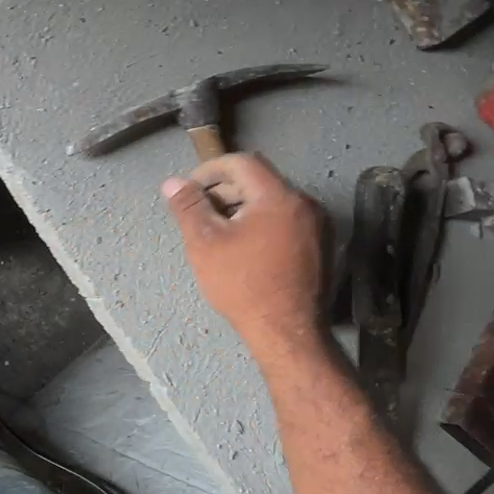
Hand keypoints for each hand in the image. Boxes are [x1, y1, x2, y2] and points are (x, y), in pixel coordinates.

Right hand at [161, 153, 325, 350]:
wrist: (286, 330)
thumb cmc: (242, 283)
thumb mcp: (205, 242)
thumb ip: (188, 206)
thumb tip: (173, 183)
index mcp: (279, 197)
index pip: (242, 162)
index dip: (210, 169)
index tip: (189, 188)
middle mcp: (305, 204)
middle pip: (258, 180)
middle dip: (223, 190)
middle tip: (197, 213)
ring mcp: (317, 225)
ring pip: (272, 201)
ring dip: (241, 207)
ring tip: (216, 232)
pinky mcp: (320, 246)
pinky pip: (285, 220)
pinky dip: (260, 222)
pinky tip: (241, 247)